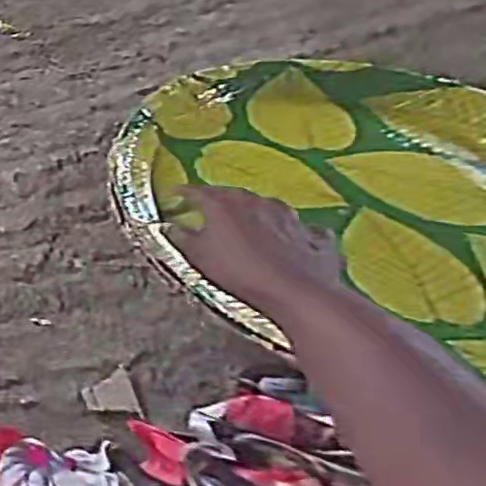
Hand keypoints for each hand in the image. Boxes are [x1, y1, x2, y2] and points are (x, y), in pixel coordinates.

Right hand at [165, 186, 347, 320]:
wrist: (298, 294)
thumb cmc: (238, 271)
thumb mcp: (197, 255)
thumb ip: (181, 237)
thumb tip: (169, 226)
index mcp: (223, 203)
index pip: (195, 191)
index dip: (182, 193)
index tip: (173, 195)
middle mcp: (256, 202)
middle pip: (233, 195)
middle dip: (219, 200)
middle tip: (208, 210)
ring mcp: (290, 218)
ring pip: (268, 207)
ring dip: (257, 212)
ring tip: (249, 222)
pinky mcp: (315, 237)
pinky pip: (302, 229)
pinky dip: (293, 232)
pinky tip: (291, 239)